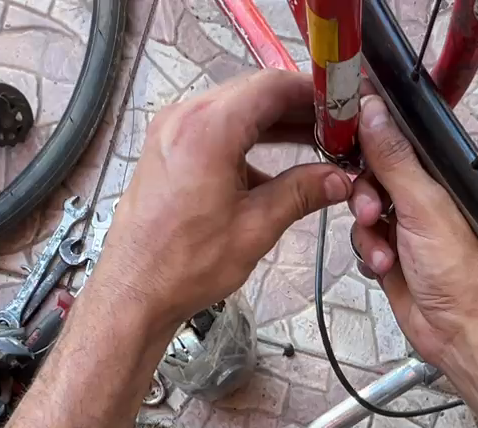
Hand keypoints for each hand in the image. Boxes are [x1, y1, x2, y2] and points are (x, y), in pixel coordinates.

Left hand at [93, 70, 351, 326]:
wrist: (136, 290)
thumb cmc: (185, 265)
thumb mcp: (255, 228)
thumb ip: (300, 194)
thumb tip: (338, 180)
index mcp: (208, 129)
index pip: (271, 86)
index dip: (313, 93)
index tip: (341, 109)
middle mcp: (185, 118)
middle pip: (253, 94)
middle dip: (297, 110)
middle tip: (335, 132)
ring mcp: (171, 132)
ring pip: (234, 112)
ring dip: (273, 126)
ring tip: (312, 147)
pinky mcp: (166, 151)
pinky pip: (214, 131)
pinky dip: (246, 142)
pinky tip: (272, 169)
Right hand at [348, 95, 477, 367]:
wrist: (458, 331)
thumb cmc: (456, 270)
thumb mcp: (424, 206)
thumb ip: (395, 159)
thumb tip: (372, 107)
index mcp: (437, 176)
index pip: (395, 139)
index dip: (368, 136)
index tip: (342, 135)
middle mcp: (420, 198)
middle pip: (371, 176)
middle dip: (364, 197)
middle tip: (371, 216)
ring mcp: (405, 230)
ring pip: (364, 214)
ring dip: (367, 236)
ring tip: (385, 259)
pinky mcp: (392, 259)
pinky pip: (364, 245)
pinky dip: (368, 257)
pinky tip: (383, 271)